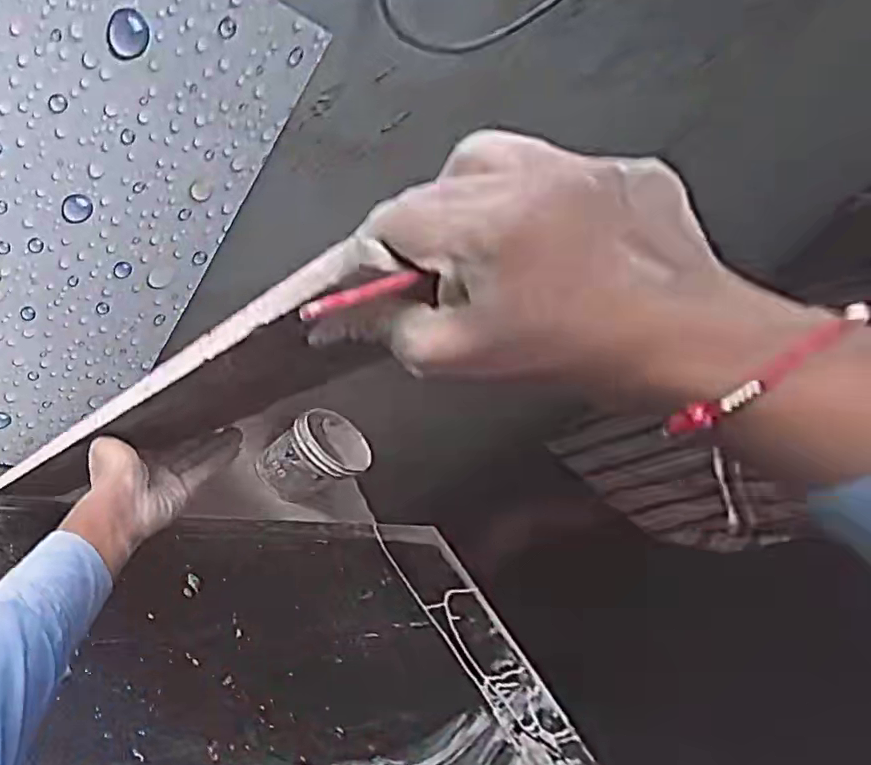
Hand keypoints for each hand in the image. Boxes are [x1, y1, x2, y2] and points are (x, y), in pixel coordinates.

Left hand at [59, 434, 239, 576]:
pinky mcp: (182, 490)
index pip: (153, 437)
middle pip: (178, 447)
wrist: (120, 504)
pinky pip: (203, 470)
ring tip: (230, 430)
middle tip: (214, 422)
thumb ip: (114, 434)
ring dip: (213, 443)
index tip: (184, 416)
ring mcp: (165, 480)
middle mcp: (147, 468)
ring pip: (195, 457)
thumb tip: (109, 428)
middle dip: (196, 435)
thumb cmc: (108, 476)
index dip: (169, 427)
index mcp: (126, 455)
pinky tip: (232, 443)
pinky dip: (219, 457)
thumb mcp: (105, 442)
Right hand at [351, 130, 823, 408]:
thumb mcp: (443, 353)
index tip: (357, 290)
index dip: (364, 258)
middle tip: (415, 285)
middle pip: (426, 190)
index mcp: (489, 224)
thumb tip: (336, 316)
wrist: (675, 341)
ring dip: (453, 206)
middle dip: (407, 238)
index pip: (388, 220)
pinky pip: (537, 168)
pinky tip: (521, 245)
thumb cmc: (563, 351)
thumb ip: (379, 325)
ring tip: (464, 252)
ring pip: (477, 164)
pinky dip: (510, 202)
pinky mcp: (614, 170)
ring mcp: (580, 167)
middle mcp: (534, 178)